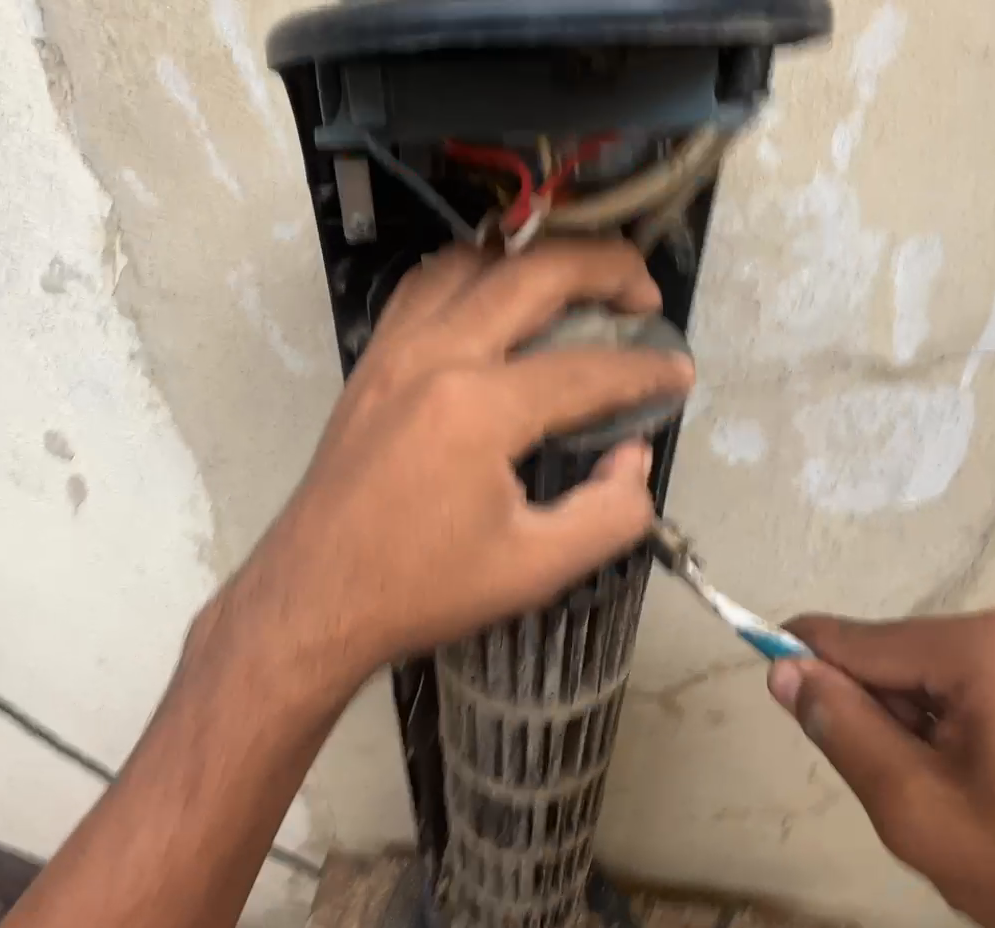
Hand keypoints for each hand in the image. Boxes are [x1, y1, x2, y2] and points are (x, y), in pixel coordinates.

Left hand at [218, 240, 693, 693]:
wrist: (314, 599)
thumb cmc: (421, 590)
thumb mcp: (535, 569)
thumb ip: (609, 513)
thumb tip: (632, 459)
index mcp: (479, 407)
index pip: (586, 369)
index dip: (645, 370)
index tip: (679, 374)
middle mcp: (434, 355)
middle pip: (534, 275)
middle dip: (605, 269)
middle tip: (643, 296)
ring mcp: (392, 352)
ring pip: (471, 263)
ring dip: (532, 261)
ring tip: (573, 287)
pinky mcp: (369, 366)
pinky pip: (422, 289)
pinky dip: (469, 277)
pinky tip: (491, 303)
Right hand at [768, 608, 994, 927]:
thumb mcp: (917, 810)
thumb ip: (842, 728)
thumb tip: (783, 669)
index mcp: (992, 645)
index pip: (859, 639)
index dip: (803, 658)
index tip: (767, 675)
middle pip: (915, 658)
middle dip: (887, 712)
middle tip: (903, 790)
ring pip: (964, 678)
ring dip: (935, 726)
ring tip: (966, 804)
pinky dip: (984, 730)